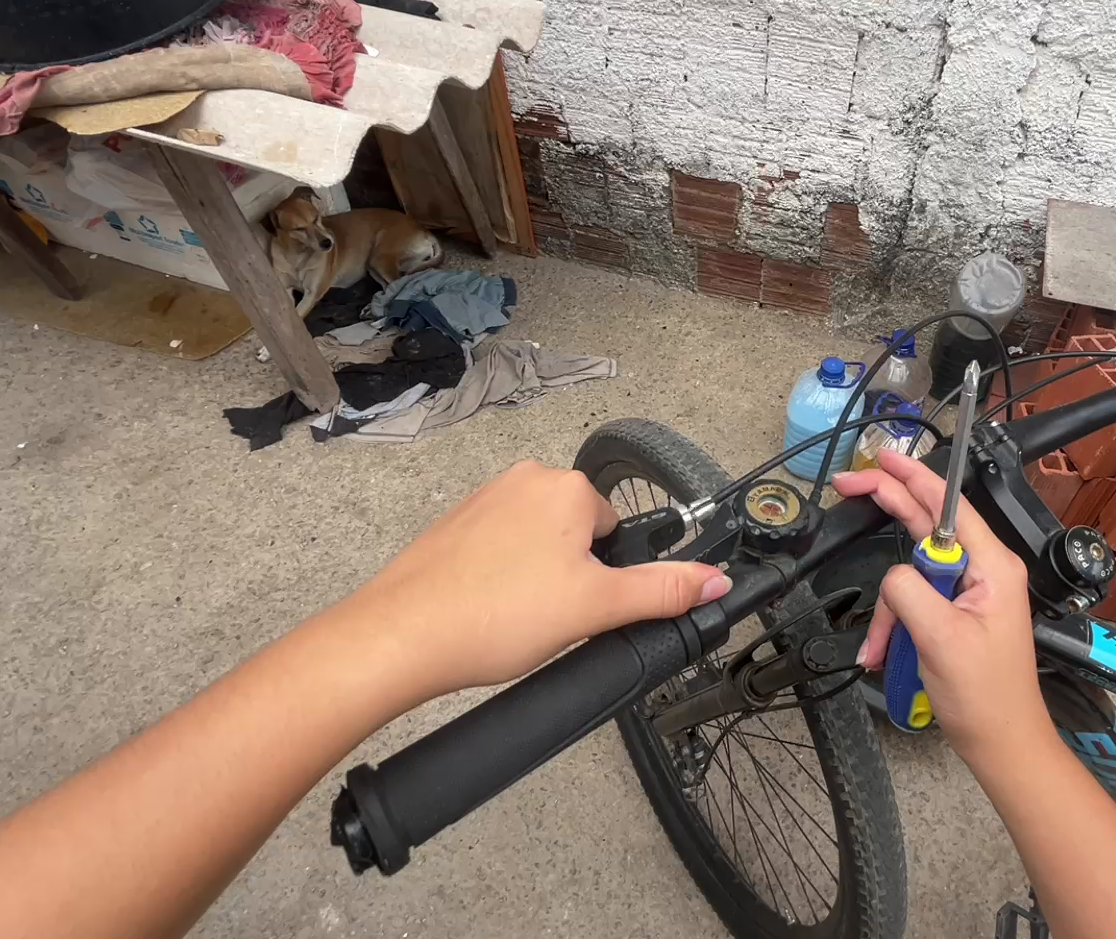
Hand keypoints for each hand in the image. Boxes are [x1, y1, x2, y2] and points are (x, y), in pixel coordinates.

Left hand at [331, 460, 728, 713]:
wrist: (398, 638)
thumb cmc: (495, 615)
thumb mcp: (596, 607)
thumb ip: (663, 591)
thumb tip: (717, 580)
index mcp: (567, 487)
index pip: (614, 531)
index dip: (604, 576)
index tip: (578, 605)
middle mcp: (527, 478)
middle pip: (578, 533)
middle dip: (571, 574)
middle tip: (545, 614)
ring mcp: (486, 496)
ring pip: (540, 541)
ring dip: (537, 575)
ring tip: (513, 615)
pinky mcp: (455, 522)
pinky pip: (501, 545)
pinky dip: (502, 574)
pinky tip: (487, 608)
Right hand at [830, 449, 1050, 762]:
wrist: (1001, 743)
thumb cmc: (985, 697)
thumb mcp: (941, 638)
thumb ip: (909, 590)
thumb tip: (891, 573)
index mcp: (992, 566)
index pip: (949, 504)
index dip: (914, 475)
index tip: (883, 457)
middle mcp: (980, 568)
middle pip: (926, 521)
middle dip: (888, 507)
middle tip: (848, 485)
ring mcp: (964, 589)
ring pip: (910, 568)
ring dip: (888, 606)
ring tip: (878, 642)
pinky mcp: (950, 609)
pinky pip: (911, 599)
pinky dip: (892, 623)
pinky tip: (880, 653)